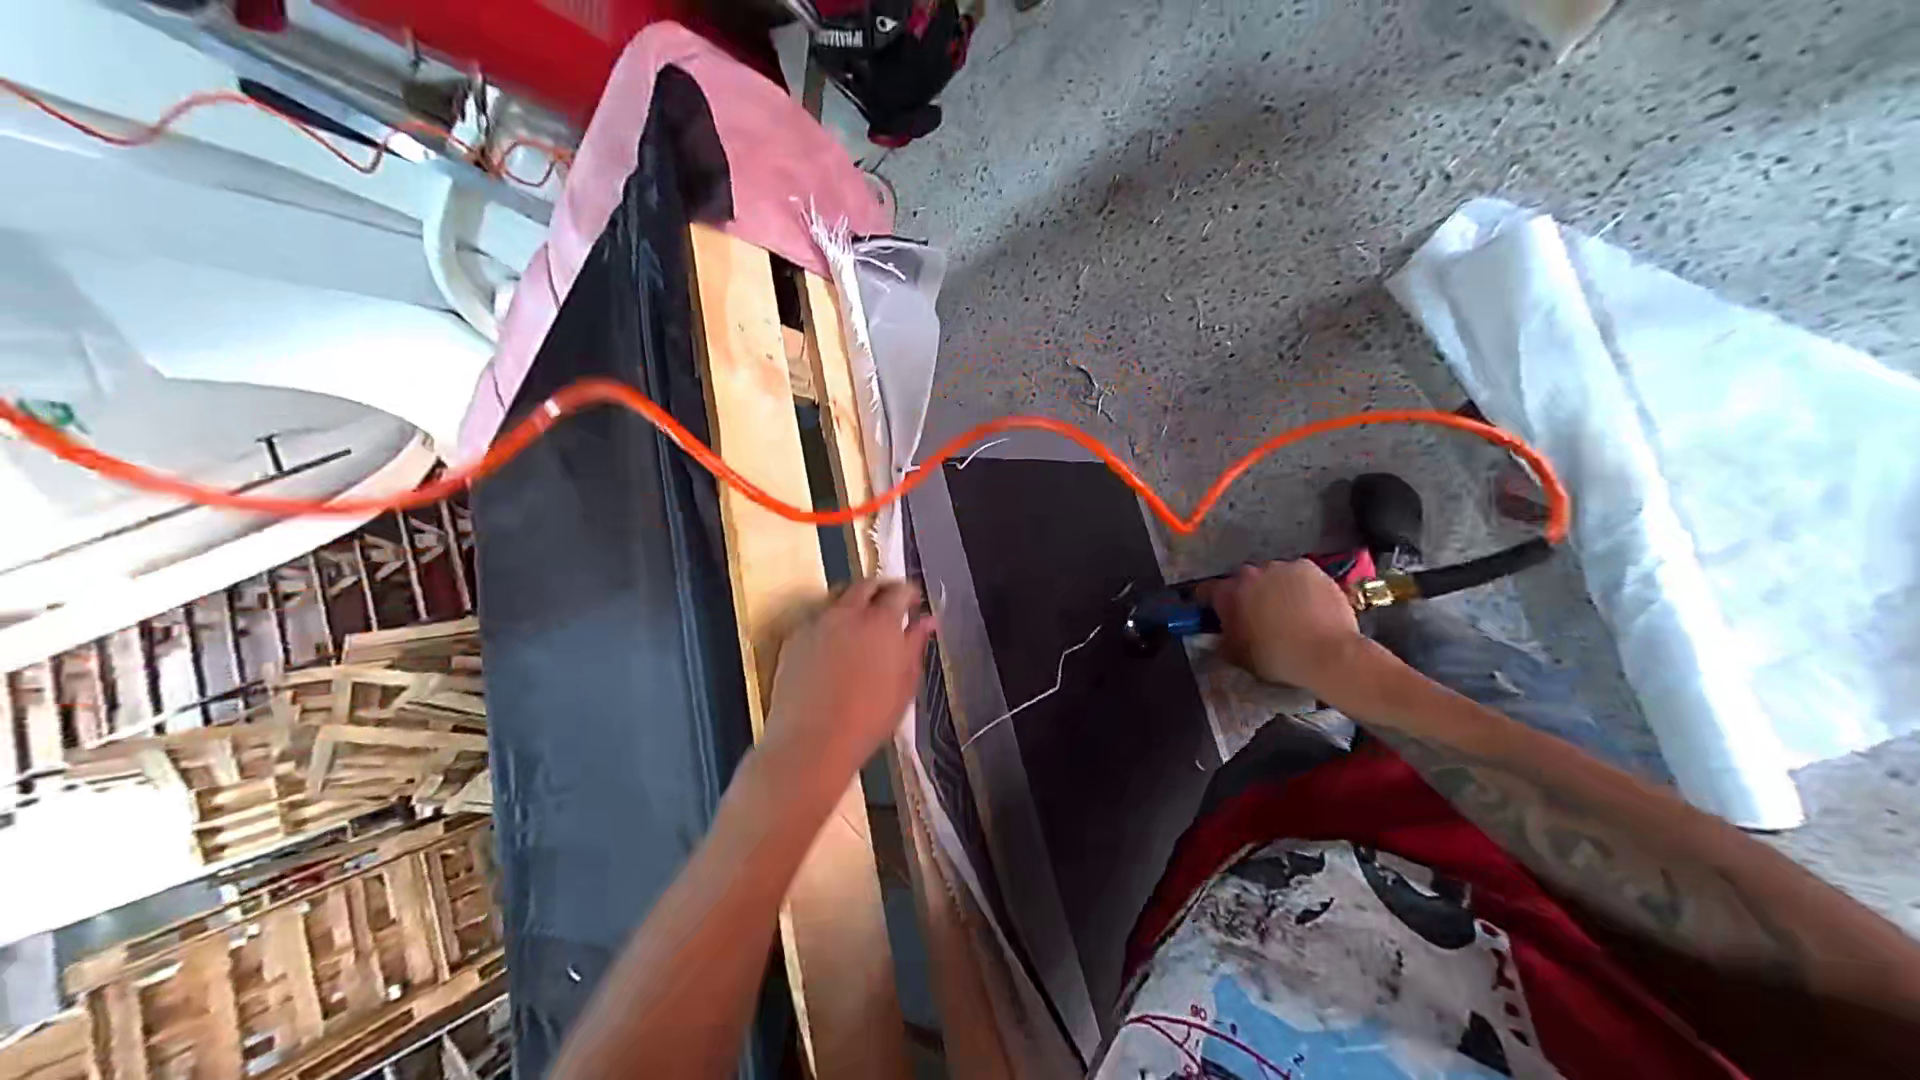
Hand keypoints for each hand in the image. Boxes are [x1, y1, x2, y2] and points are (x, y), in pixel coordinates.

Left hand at [763, 578, 933, 779]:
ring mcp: (817, 623)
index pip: (900, 590)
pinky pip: (816, 618)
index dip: (909, 593)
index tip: (913, 601)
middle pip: (866, 585)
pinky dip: (829, 621)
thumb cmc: (867, 719)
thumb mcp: (905, 685)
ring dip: (853, 601)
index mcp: (882, 622)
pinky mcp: (794, 638)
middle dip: (880, 589)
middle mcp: (848, 614)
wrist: (813, 741)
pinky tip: (834, 644)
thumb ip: (915, 646)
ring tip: (861, 622)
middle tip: (889, 605)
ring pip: (838, 597)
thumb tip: (926, 622)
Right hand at [1198, 560, 1366, 692]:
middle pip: (1242, 581)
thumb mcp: (1236, 655)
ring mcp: (1281, 567)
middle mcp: (1250, 572)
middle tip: (1257, 615)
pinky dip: (1299, 585)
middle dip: (1246, 594)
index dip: (1210, 602)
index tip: (1217, 613)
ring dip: (1273, 588)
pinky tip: (1308, 604)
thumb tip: (1218, 634)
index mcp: (1227, 593)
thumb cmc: (1277, 657)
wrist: (1327, 653)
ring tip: (1287, 610)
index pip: (1206, 591)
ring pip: (1271, 575)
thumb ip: (1222, 638)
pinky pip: (1297, 574)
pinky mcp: (1310, 567)